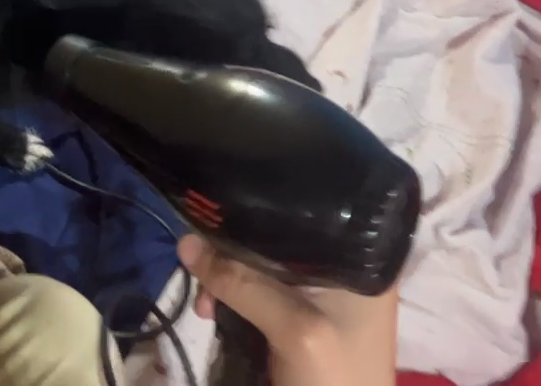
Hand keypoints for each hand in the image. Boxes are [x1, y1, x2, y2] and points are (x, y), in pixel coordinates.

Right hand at [178, 235, 398, 385]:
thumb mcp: (293, 329)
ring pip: (255, 267)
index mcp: (356, 263)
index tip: (209, 214)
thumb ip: (241, 282)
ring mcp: (317, 300)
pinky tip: (210, 311)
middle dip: (229, 254)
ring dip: (222, 280)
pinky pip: (253, 293)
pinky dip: (228, 298)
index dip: (252, 210)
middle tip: (201, 275)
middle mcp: (338, 272)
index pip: (298, 214)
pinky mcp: (295, 324)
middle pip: (270, 240)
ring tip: (205, 307)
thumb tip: (184, 242)